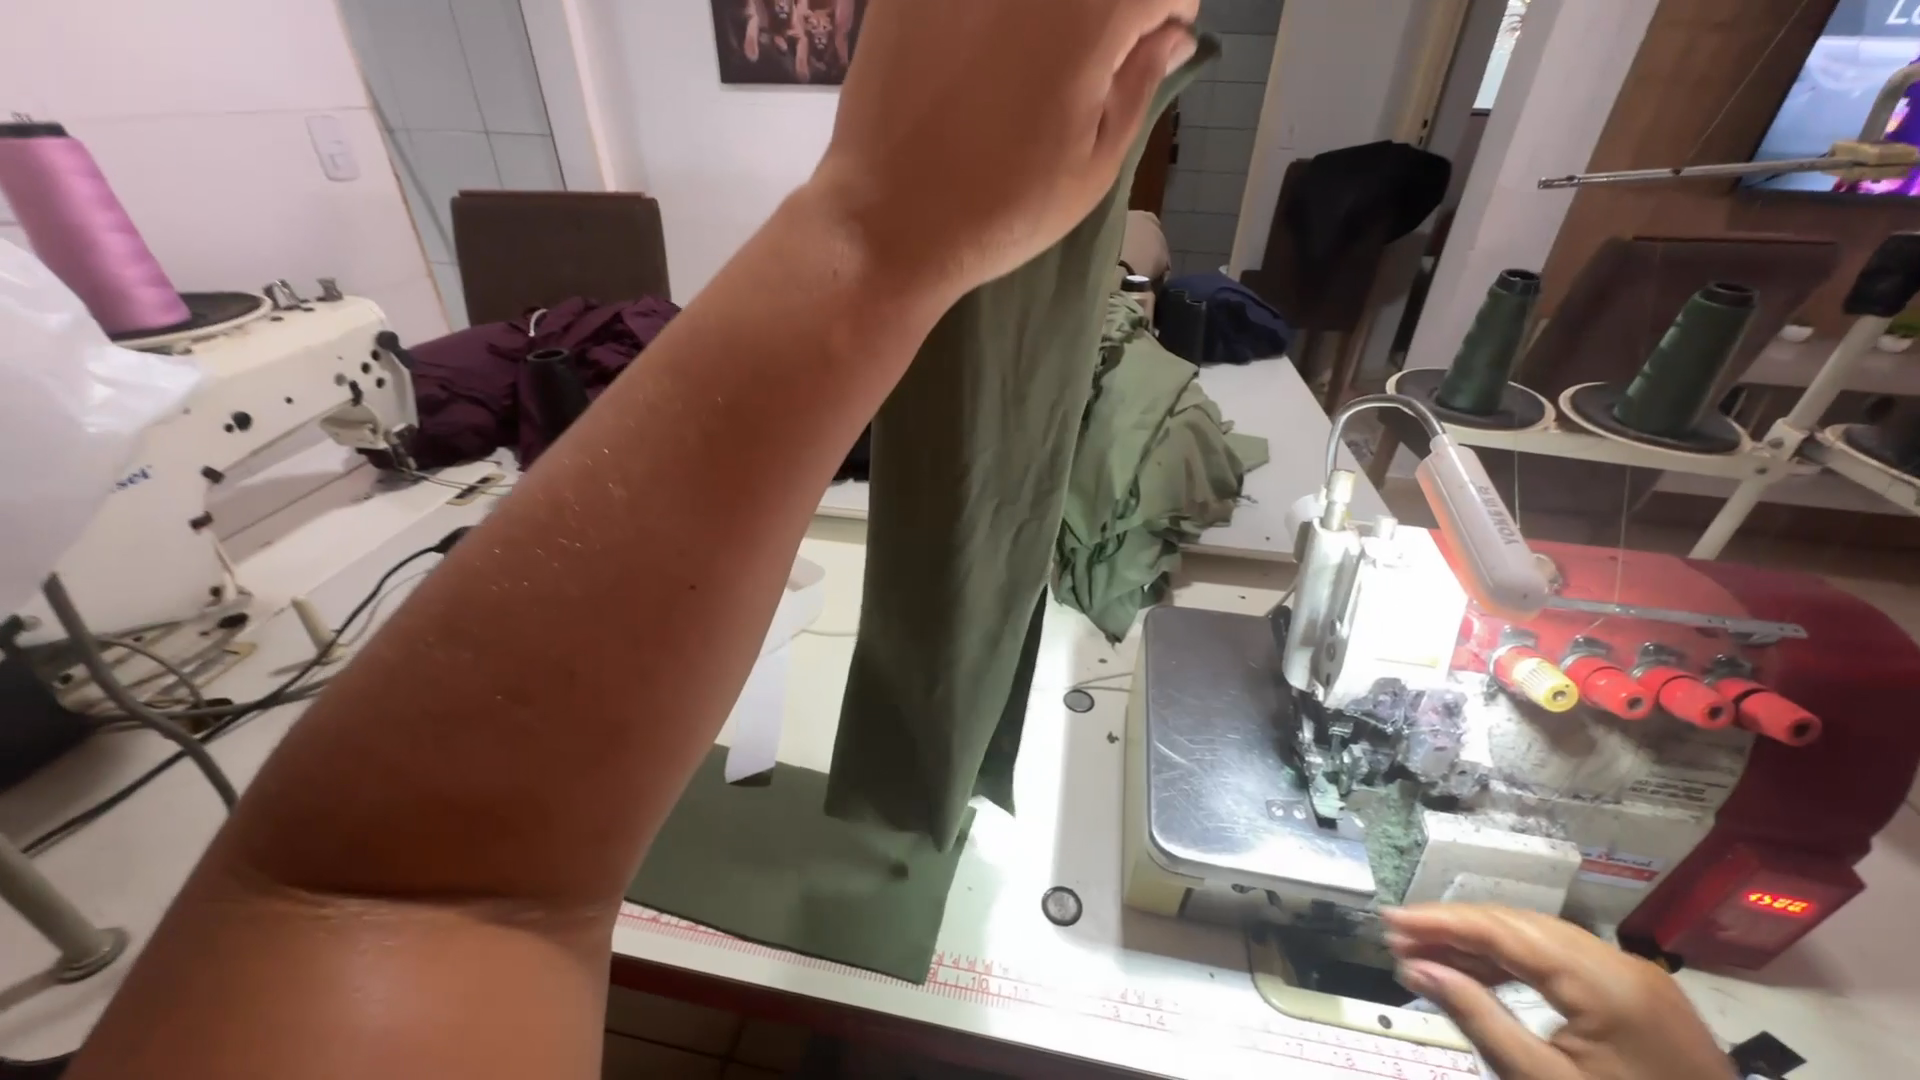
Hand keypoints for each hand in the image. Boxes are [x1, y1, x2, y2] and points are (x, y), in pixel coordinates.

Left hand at [809, 0, 1198, 302]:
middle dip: (1107, 15)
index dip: (1163, 20)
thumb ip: (1139, 86)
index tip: (1144, 54)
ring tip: (1022, 71)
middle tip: (1086, 63)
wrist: (890, 223)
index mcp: (1092, 11)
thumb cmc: (1002, 212)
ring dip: (1047, 21)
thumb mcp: (1092, 167)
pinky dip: (989, 19)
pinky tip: (972, 63)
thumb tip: (1172, 37)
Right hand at [1383, 905, 1733, 1079]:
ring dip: (1480, 942)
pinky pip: (1562, 961)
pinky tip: (1477, 971)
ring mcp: (1635, 977)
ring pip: (1538, 938)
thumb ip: (1478, 1018)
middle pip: (1520, 925)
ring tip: (1426, 952)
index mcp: (1603, 983)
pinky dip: (1515, 962)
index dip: (1440, 921)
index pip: (1504, 930)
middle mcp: (1621, 963)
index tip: (1388, 920)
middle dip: (1455, 928)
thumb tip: (1416, 968)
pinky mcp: (1639, 995)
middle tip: (1399, 938)